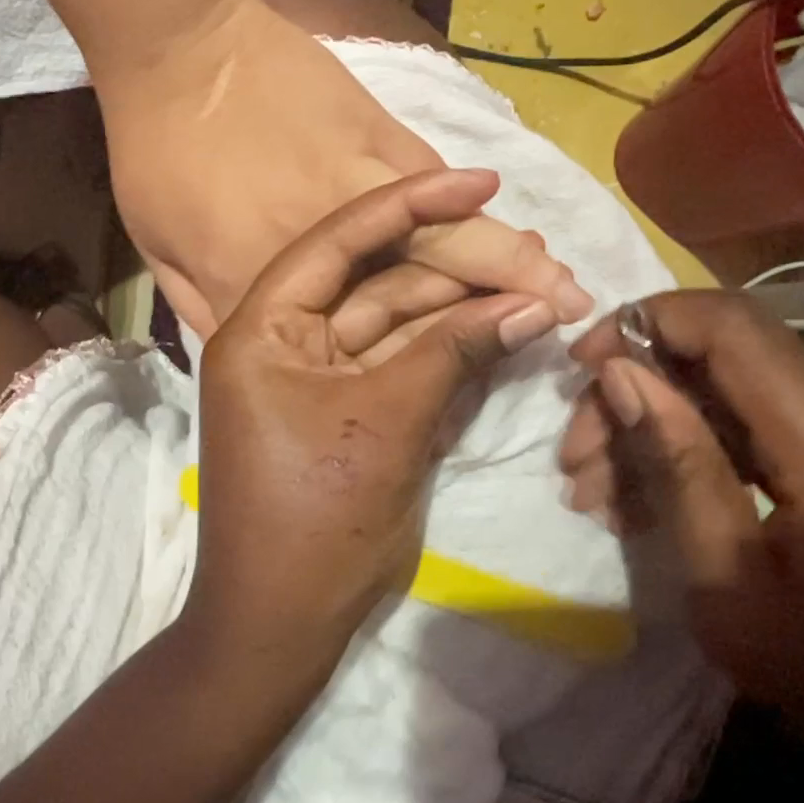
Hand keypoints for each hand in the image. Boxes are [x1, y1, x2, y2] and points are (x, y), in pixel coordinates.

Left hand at [101, 0, 594, 337]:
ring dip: (506, 258)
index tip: (470, 358)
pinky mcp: (376, 134)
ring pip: (445, 236)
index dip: (425, 351)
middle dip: (495, 306)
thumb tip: (258, 355)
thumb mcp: (158, 249)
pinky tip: (505, 217)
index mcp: (266, 279)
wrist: (179, 47)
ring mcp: (357, 184)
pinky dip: (469, 203)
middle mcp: (326, 243)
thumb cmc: (158, 153)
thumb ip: (206, 309)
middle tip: (562, 319)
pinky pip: (430, 179)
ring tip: (559, 279)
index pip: (354, 335)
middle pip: (424, 288)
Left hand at [188, 169, 561, 654]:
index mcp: (265, 324)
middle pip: (378, 280)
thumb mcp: (386, 421)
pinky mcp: (353, 410)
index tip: (482, 181)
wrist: (283, 622)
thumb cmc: (315, 514)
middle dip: (455, 270)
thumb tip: (533, 302)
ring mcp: (322, 375)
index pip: (341, 239)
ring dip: (463, 312)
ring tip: (538, 293)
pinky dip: (451, 352)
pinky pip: (404, 364)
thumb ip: (454, 352)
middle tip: (536, 255)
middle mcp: (288, 337)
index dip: (412, 203)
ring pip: (399, 323)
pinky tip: (506, 330)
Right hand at [562, 292, 803, 802]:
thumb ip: (681, 474)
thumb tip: (621, 375)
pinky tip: (660, 504)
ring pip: (741, 400)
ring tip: (601, 496)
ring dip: (664, 431)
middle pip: (726, 361)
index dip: (647, 322)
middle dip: (636, 396)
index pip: (733, 325)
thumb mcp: (740, 597)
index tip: (580, 366)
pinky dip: (707, 454)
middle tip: (576, 461)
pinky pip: (773, 435)